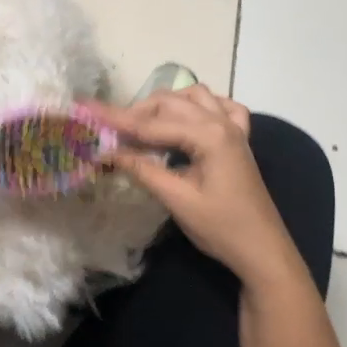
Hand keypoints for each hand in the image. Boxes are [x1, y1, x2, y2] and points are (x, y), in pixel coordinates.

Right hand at [93, 87, 295, 282]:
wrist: (262, 248)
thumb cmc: (221, 227)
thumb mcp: (176, 199)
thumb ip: (142, 169)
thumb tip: (106, 152)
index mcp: (209, 135)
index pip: (151, 124)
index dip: (115, 119)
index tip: (84, 110)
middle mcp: (222, 122)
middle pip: (169, 103)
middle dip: (134, 112)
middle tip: (105, 129)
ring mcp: (234, 128)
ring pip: (192, 97)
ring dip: (163, 106)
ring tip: (139, 126)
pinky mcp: (238, 140)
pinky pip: (218, 107)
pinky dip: (196, 107)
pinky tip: (183, 121)